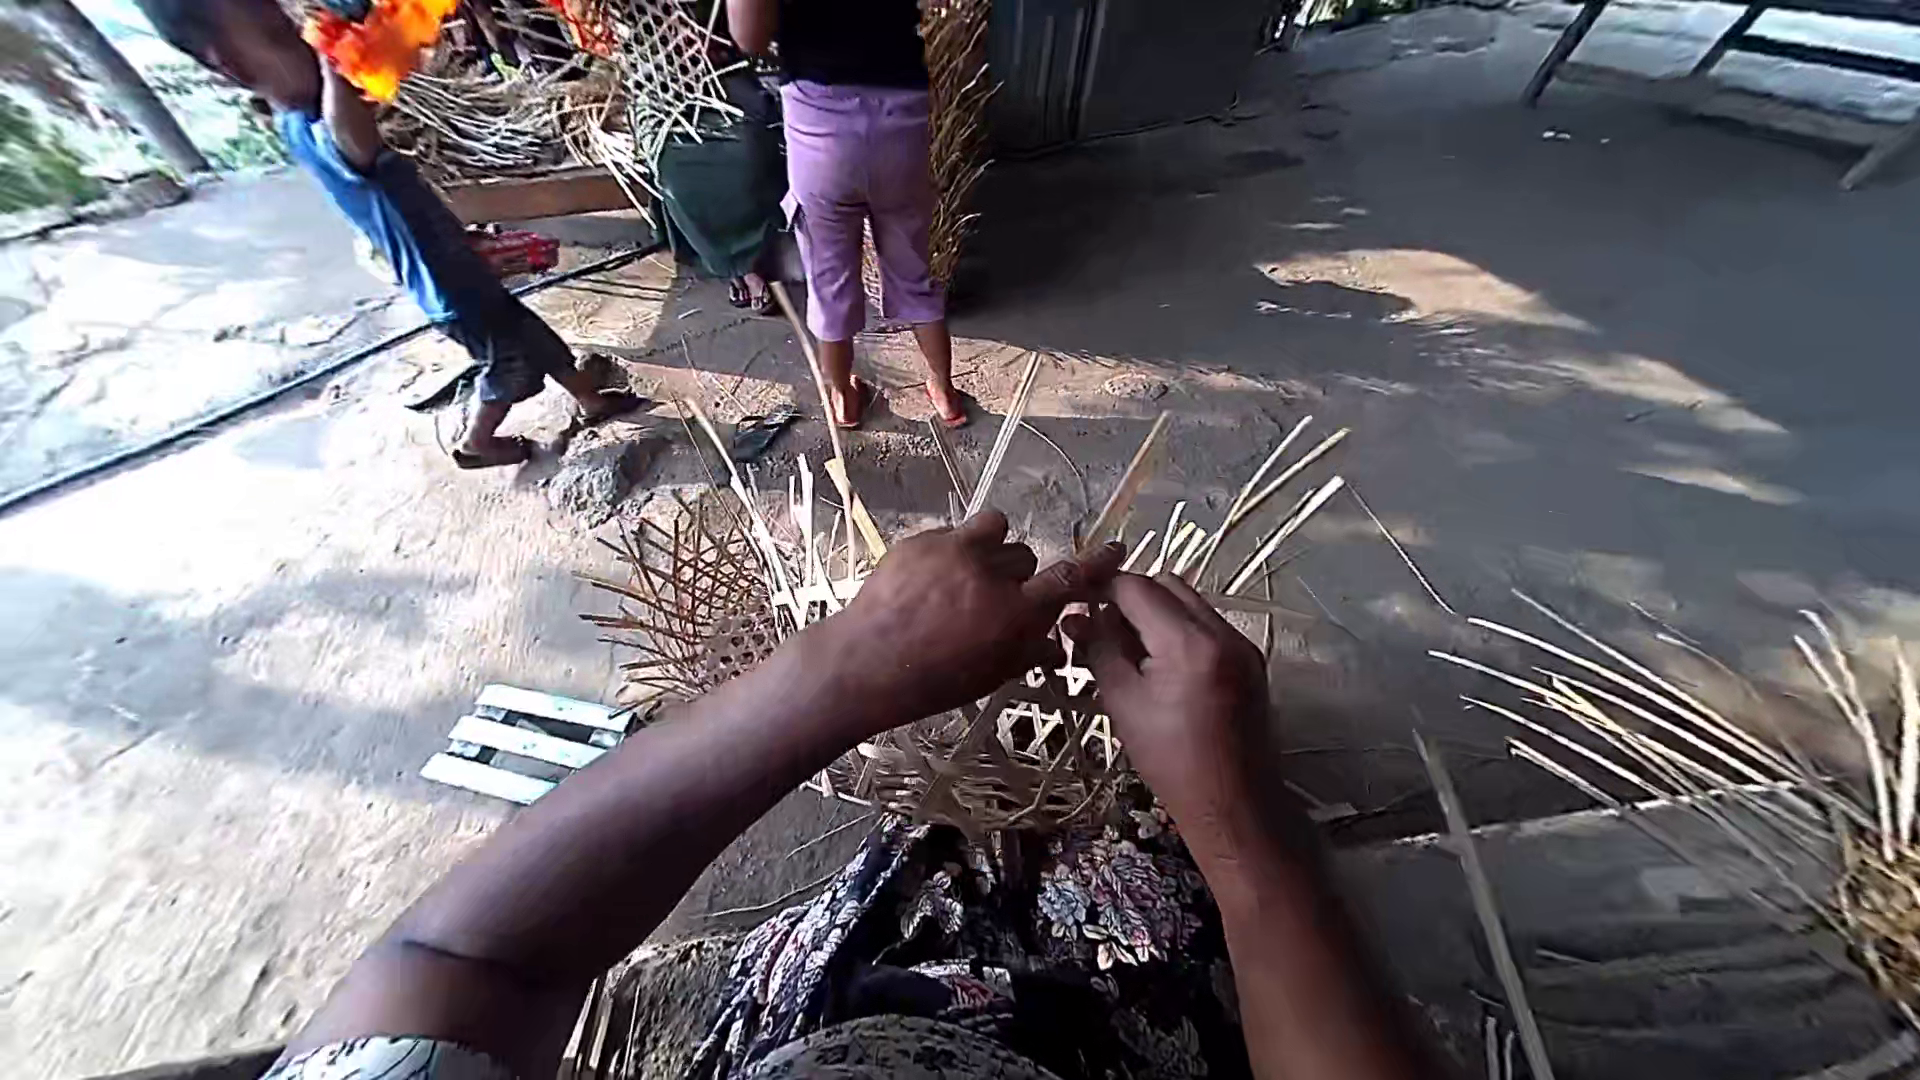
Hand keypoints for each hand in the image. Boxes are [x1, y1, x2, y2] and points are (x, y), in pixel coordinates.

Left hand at [820, 512, 1125, 732]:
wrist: (865, 662)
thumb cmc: (931, 680)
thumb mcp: (989, 675)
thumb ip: (1026, 652)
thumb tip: (1053, 644)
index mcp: (1013, 613)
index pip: (1069, 578)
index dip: (1096, 563)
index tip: (1112, 549)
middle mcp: (990, 574)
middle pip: (1025, 556)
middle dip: (1016, 575)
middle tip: (991, 595)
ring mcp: (954, 550)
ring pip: (996, 529)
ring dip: (990, 548)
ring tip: (968, 569)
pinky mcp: (924, 539)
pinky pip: (955, 531)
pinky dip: (953, 549)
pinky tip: (930, 575)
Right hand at [1067, 573, 1270, 839]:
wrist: (1233, 806)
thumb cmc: (1172, 761)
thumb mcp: (1122, 702)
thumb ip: (1098, 648)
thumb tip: (1075, 617)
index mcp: (1189, 645)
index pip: (1137, 588)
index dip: (1102, 589)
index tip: (1080, 602)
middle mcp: (1223, 634)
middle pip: (1166, 584)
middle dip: (1130, 596)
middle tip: (1103, 627)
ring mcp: (1242, 644)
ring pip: (1188, 600)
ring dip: (1155, 610)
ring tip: (1130, 648)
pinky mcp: (1250, 658)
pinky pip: (1206, 622)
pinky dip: (1178, 627)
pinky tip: (1160, 662)